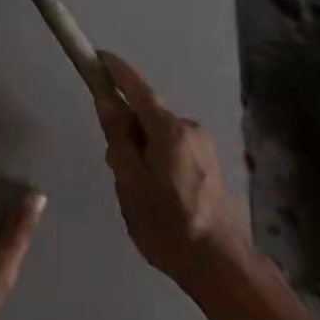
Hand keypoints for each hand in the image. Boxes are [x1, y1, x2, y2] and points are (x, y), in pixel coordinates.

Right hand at [95, 52, 252, 288]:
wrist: (221, 263)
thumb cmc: (169, 226)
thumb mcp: (132, 186)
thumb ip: (119, 140)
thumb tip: (106, 101)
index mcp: (169, 130)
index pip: (137, 89)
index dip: (116, 70)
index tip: (98, 56)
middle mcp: (189, 127)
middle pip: (147, 118)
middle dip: (128, 134)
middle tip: (120, 173)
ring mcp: (203, 144)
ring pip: (160, 137)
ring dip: (144, 153)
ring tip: (143, 198)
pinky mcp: (210, 161)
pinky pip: (174, 150)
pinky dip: (159, 162)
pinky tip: (160, 200)